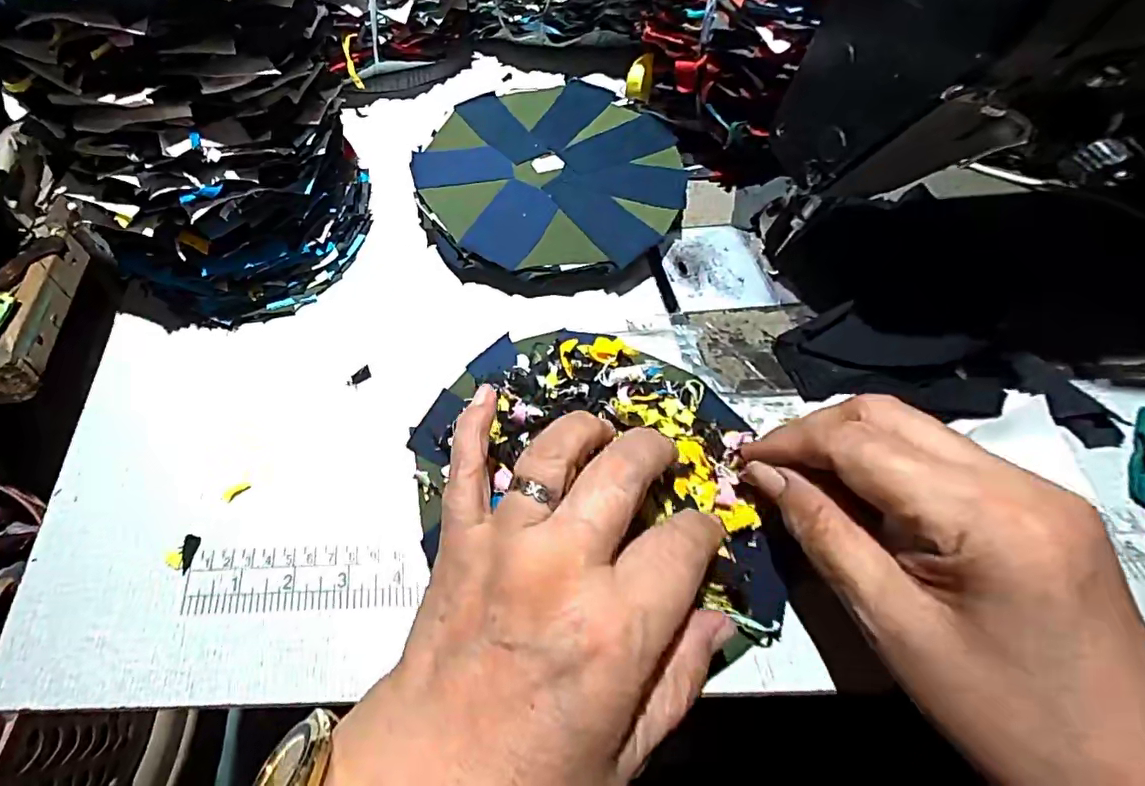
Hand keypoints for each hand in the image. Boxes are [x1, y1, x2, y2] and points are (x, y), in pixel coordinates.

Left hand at [327, 386, 732, 785]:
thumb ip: (680, 676)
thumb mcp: (628, 748)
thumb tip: (717, 619)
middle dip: (654, 453)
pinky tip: (487, 396)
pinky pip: (466, 468)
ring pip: (553, 453)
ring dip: (585, 430)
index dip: (703, 528)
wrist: (427, 779)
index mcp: (615, 625)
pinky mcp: (459, 539)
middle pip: (624, 471)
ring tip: (603, 432)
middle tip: (662, 456)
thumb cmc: (530, 776)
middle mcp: (562, 568)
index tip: (701, 529)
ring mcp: (504, 544)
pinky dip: (474, 428)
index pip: (684, 542)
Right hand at [742, 395, 1144, 785]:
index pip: (862, 441)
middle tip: (771, 467)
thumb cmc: (1015, 723)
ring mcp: (1036, 486)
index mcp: (988, 515)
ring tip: (808, 481)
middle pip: (888, 415)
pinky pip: (945, 458)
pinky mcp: (1041, 502)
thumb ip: (828, 539)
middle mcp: (1017, 479)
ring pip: (915, 428)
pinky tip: (866, 499)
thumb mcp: (900, 632)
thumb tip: (772, 480)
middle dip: (817, 432)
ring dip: (851, 445)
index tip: (745, 461)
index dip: (792, 442)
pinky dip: (890, 465)